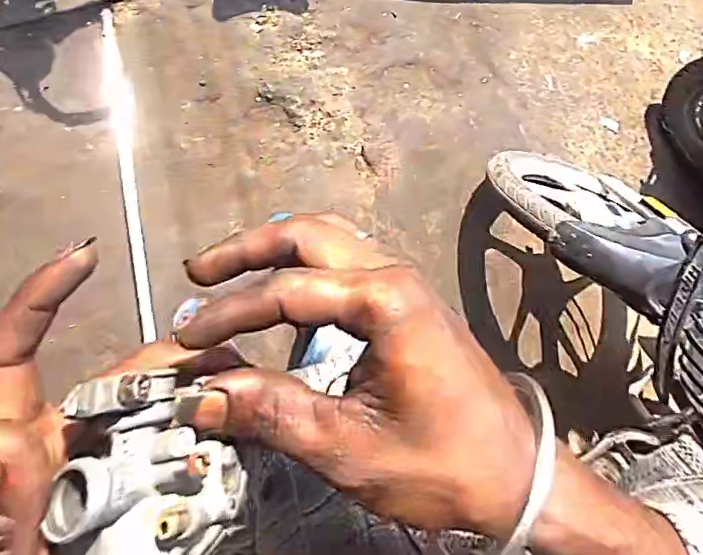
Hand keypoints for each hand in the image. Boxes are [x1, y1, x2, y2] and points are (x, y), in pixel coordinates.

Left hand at [0, 240, 237, 554]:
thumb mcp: (0, 553)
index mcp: (8, 456)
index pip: (5, 357)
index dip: (39, 295)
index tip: (84, 255)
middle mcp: (50, 445)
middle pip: (115, 373)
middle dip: (174, 358)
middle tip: (228, 363)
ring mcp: (90, 460)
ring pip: (150, 401)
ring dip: (195, 390)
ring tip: (239, 394)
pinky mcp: (118, 480)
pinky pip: (165, 436)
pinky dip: (199, 423)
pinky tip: (231, 428)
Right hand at [175, 214, 684, 554]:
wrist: (515, 468)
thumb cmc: (445, 463)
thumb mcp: (353, 450)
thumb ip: (278, 414)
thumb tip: (207, 393)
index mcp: (385, 301)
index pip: (288, 290)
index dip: (230, 312)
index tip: (187, 335)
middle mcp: (394, 273)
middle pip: (309, 234)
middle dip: (250, 246)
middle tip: (200, 270)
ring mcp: (402, 279)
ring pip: (329, 238)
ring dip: (276, 247)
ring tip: (229, 271)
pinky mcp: (404, 296)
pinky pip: (345, 259)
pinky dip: (304, 264)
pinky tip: (281, 293)